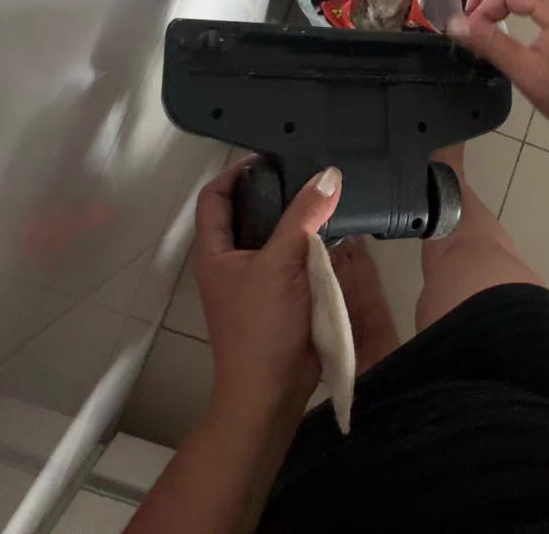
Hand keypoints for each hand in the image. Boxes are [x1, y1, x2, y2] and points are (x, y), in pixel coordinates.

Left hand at [191, 157, 342, 421]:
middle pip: (247, 211)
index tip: (270, 156)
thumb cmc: (262, 326)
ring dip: (296, 217)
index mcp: (215, 251)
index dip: (236, 171)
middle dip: (274, 190)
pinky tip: (334, 229)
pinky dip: (310, 242)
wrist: (271, 393)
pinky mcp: (281, 294)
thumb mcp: (282, 264)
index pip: (214, 196)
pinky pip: (294, 257)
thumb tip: (329, 175)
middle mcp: (232, 261)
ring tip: (324, 192)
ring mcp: (256, 279)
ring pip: (274, 234)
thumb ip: (305, 216)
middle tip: (307, 170)